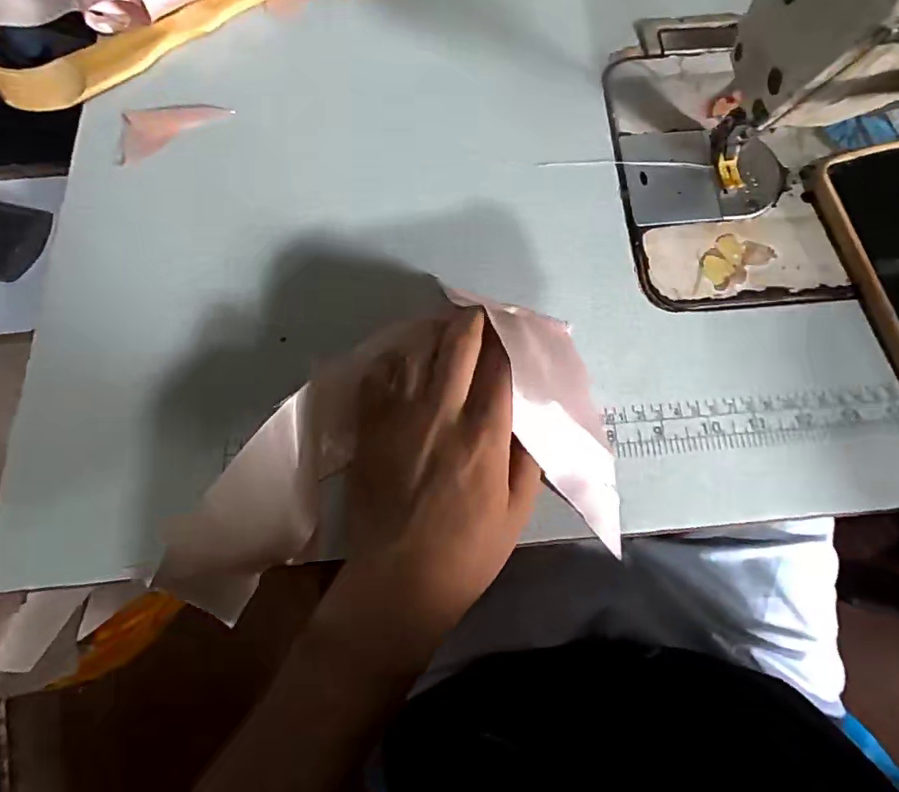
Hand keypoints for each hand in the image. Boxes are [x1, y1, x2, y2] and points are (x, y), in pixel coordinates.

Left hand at [342, 306, 540, 642]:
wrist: (398, 583)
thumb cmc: (469, 551)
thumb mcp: (518, 509)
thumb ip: (527, 454)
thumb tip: (527, 411)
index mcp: (483, 435)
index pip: (500, 364)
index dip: (510, 337)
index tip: (517, 326)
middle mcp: (441, 414)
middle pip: (459, 344)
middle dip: (475, 320)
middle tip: (484, 314)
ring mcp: (400, 418)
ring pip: (419, 350)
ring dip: (439, 332)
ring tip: (450, 328)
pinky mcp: (371, 428)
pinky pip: (382, 374)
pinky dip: (399, 358)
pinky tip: (410, 359)